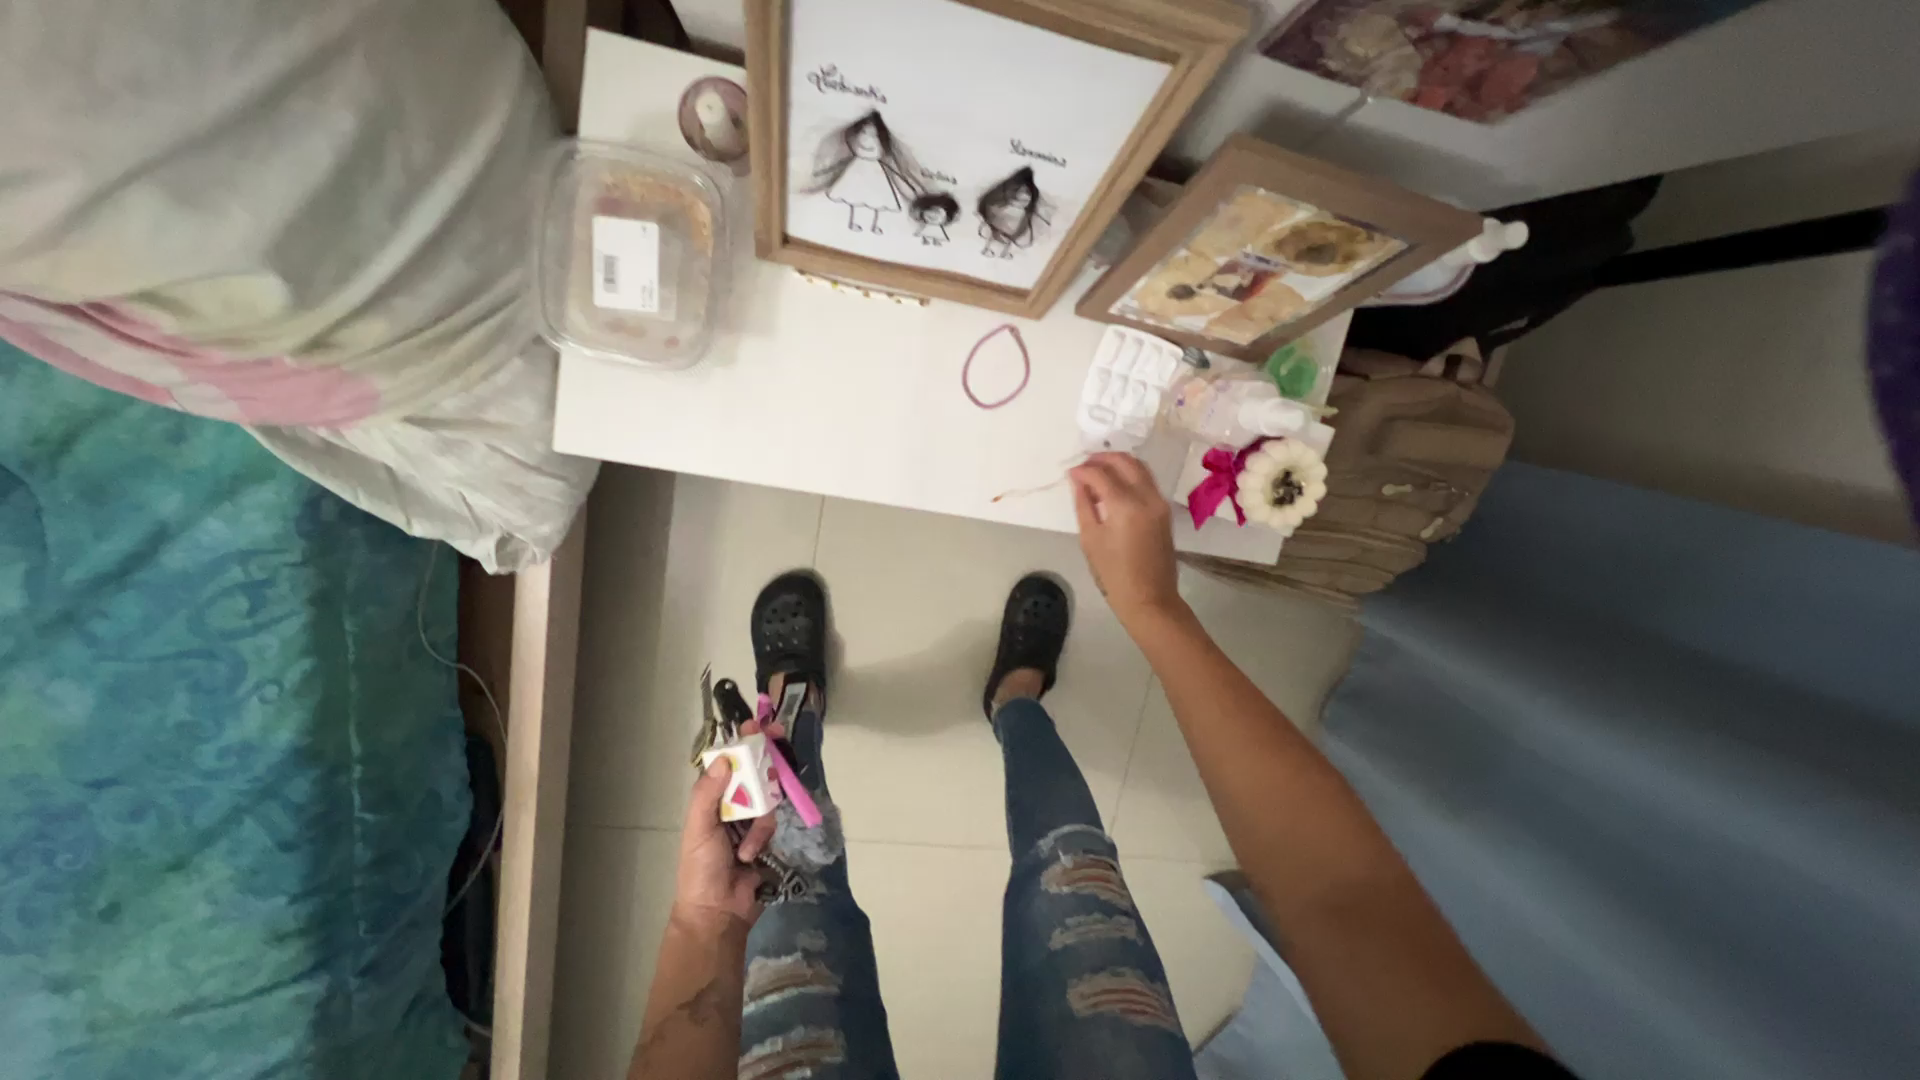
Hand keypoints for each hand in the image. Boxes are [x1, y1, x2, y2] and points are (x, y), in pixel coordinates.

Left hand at [671, 755, 777, 938]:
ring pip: (766, 796)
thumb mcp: (699, 829)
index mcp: (710, 798)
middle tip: (779, 739)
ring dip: (759, 816)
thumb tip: (726, 758)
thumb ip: (708, 794)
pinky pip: (772, 820)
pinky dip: (762, 836)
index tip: (758, 727)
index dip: (743, 743)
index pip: (729, 762)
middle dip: (765, 758)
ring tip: (747, 843)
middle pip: (753, 772)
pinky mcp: (766, 834)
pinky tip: (751, 855)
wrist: (718, 911)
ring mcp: (750, 819)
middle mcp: (731, 803)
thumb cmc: (700, 868)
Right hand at [1069, 452, 1183, 625]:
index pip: (1101, 474)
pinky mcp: (1164, 510)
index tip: (1070, 473)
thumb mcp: (1090, 538)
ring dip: (1118, 464)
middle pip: (1125, 461)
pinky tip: (1113, 488)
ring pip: (1140, 467)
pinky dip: (1130, 476)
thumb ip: (1084, 504)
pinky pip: (1147, 481)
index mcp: (1126, 505)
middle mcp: (1147, 497)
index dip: (1083, 470)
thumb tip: (1078, 481)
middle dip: (1102, 459)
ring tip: (1097, 474)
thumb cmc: (1113, 573)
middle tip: (1084, 467)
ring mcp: (1159, 502)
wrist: (1149, 597)